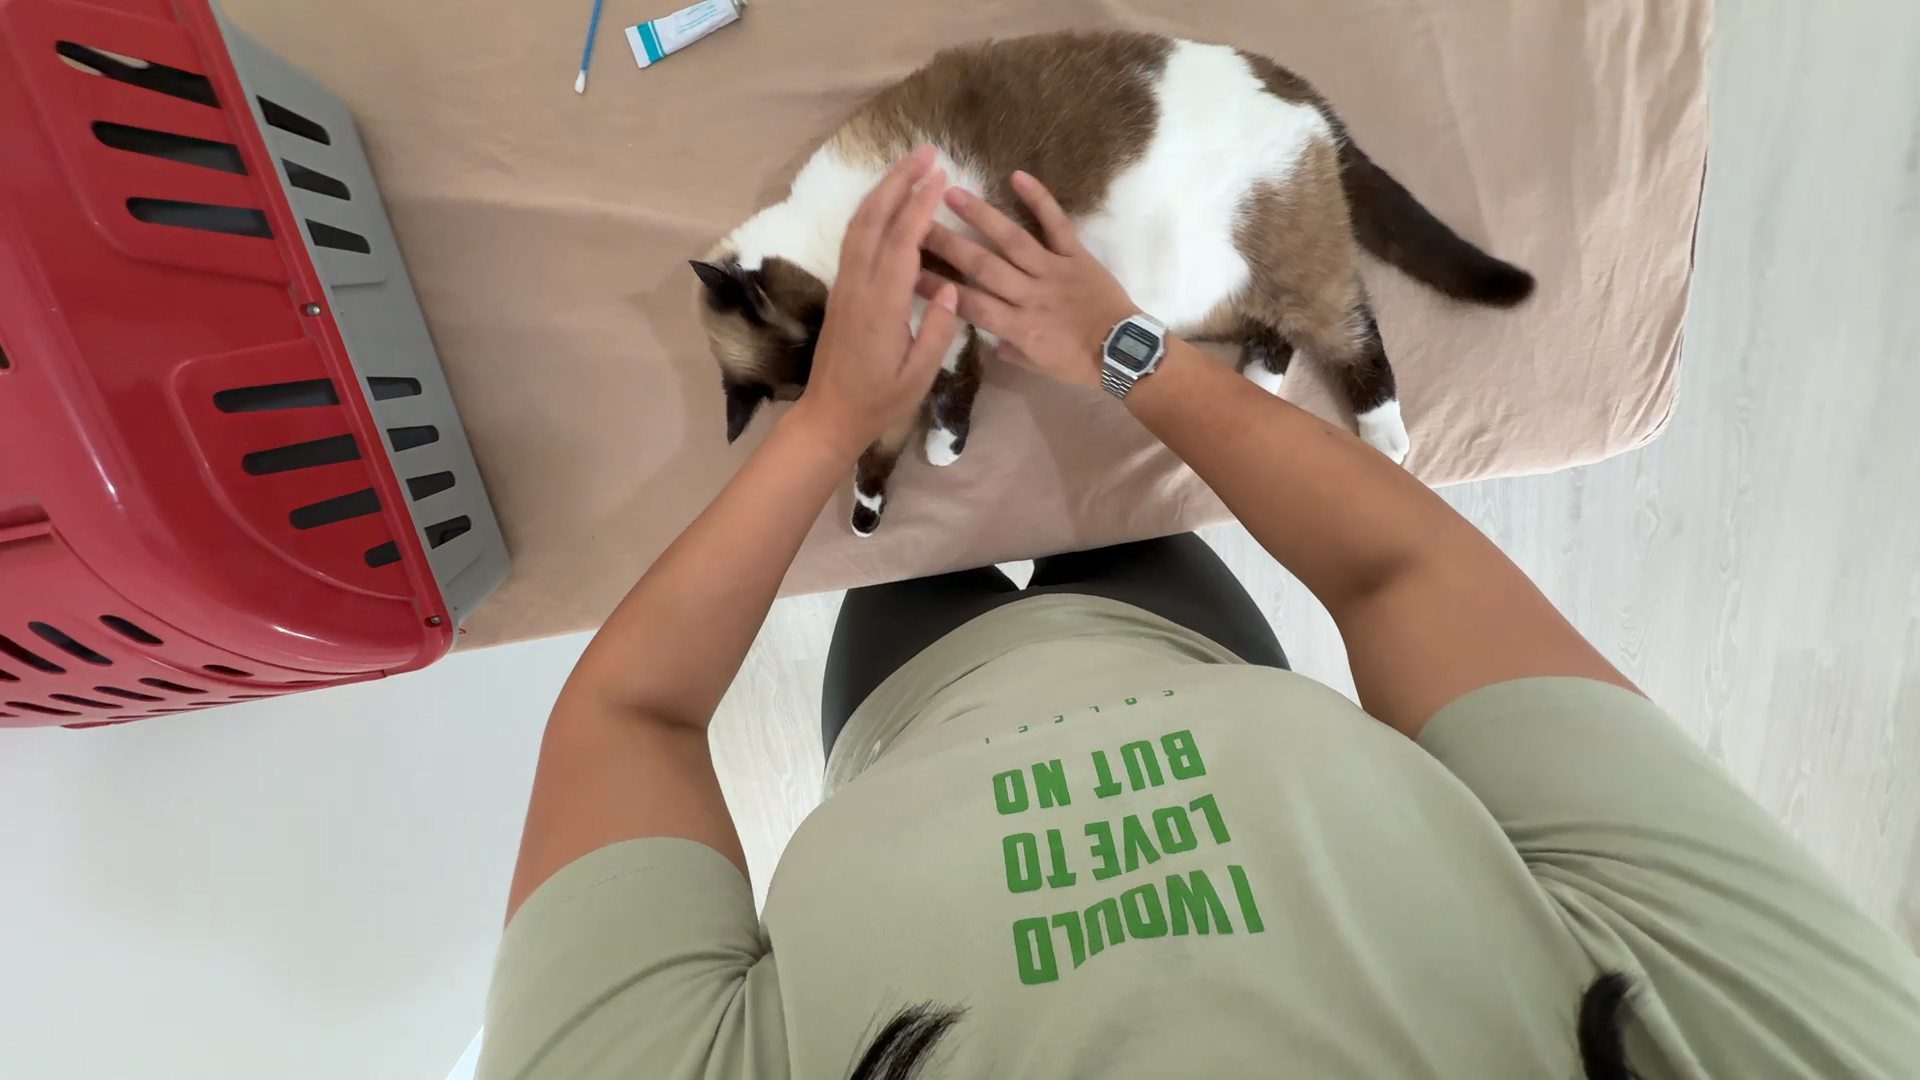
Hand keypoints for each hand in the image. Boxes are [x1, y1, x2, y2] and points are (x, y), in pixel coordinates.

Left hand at [792, 144, 959, 451]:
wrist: (831, 414)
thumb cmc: (880, 401)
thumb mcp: (919, 375)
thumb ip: (938, 330)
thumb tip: (951, 288)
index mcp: (882, 307)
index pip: (902, 242)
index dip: (921, 205)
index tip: (941, 176)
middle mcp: (858, 288)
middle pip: (874, 220)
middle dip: (898, 181)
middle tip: (926, 152)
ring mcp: (844, 287)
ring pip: (859, 226)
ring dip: (881, 191)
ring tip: (908, 167)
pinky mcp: (840, 293)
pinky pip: (853, 241)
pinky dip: (870, 212)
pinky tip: (886, 204)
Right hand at [919, 171, 1137, 389]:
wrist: (1124, 353)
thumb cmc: (1080, 365)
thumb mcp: (1039, 367)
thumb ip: (1011, 350)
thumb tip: (990, 339)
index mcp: (1017, 326)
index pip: (968, 304)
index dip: (937, 289)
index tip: (908, 274)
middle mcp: (1029, 295)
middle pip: (981, 266)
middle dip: (947, 245)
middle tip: (916, 225)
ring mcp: (1052, 271)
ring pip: (1011, 240)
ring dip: (981, 215)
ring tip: (952, 193)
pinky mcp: (1076, 256)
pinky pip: (1056, 224)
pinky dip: (1039, 199)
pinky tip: (1017, 176)